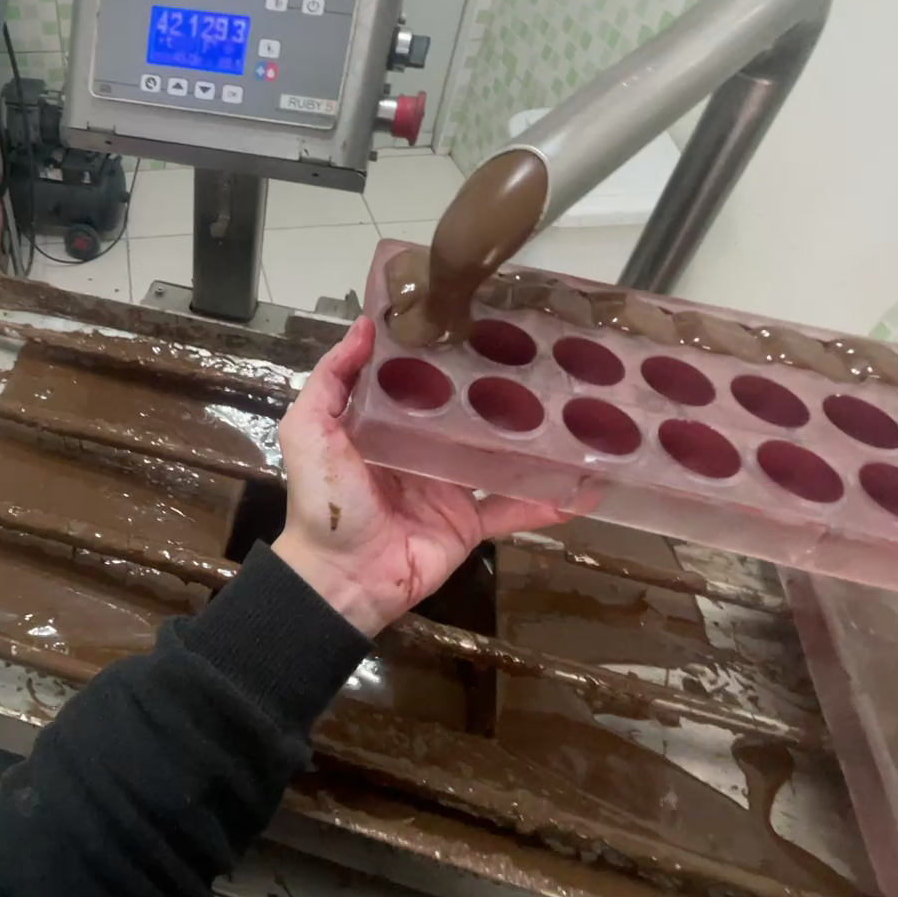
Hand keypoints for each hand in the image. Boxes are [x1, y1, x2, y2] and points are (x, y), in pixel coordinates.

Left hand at [272, 316, 583, 635]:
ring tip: (576, 408)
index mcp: (381, 425)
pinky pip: (514, 510)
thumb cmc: (324, 499)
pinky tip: (587, 483)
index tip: (476, 320)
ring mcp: (448, 487)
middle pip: (463, 414)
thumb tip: (364, 325)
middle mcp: (417, 450)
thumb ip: (331, 378)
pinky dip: (549, 501)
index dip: (441, 354)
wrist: (341, 576)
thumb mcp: (310, 429)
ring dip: (531, 439)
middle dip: (495, 389)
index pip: (417, 381)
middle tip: (541, 356)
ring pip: (496, 456)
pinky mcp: (469, 523)